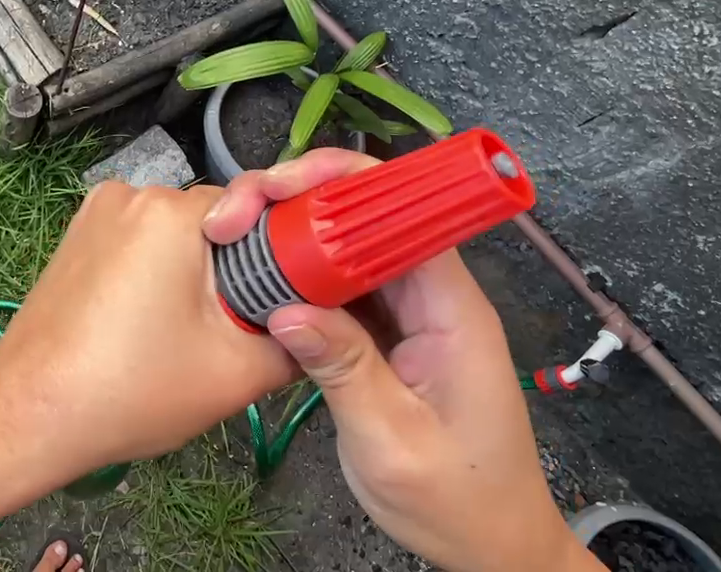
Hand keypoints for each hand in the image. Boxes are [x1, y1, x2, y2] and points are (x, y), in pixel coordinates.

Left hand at [0, 179, 298, 474]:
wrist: (32, 409)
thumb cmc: (132, 387)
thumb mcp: (236, 372)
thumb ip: (294, 337)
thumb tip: (313, 321)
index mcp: (170, 209)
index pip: (253, 213)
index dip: (274, 258)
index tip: (277, 302)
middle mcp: (131, 192)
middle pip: (210, 221)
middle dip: (227, 268)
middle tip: (225, 328)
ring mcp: (97, 209)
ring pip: (173, 232)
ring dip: (188, 270)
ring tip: (180, 329)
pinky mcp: (76, 232)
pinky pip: (137, 239)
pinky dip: (152, 269)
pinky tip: (145, 318)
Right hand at [205, 149, 602, 571]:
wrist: (489, 546)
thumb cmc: (457, 501)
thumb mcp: (393, 443)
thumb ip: (344, 370)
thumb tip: (283, 307)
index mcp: (449, 307)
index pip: (401, 214)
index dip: (341, 184)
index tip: (278, 189)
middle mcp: (425, 293)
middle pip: (362, 214)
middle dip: (296, 198)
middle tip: (234, 212)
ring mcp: (400, 307)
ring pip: (339, 241)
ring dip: (285, 228)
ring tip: (231, 229)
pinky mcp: (376, 325)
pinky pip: (331, 278)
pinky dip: (290, 266)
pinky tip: (251, 266)